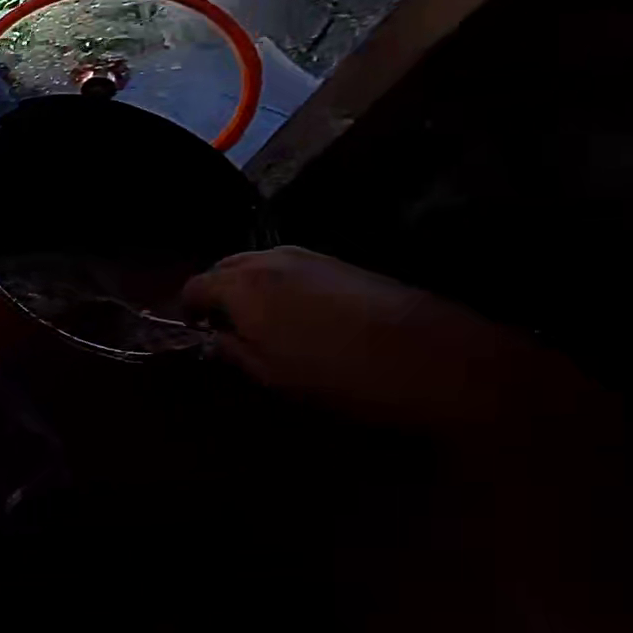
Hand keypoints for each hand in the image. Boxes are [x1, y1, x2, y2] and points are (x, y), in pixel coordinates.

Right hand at [181, 246, 581, 430]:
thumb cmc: (343, 374)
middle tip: (228, 325)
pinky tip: (303, 313)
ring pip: (257, 263)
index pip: (193, 286)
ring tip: (266, 319)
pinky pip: (290, 266)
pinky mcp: (341, 262)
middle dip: (217, 292)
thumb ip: (234, 351)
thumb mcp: (274, 376)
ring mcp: (306, 256)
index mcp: (240, 286)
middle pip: (223, 267)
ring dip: (249, 285)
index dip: (189, 309)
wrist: (443, 359)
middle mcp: (266, 260)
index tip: (198, 331)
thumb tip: (215, 339)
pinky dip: (281, 283)